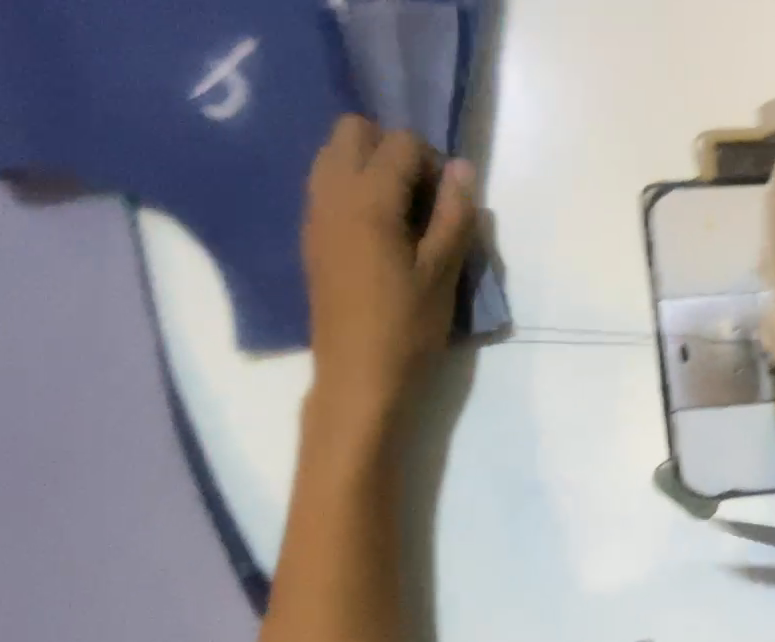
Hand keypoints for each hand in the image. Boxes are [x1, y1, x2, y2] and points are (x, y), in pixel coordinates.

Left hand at [302, 115, 476, 421]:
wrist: (359, 378)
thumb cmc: (408, 328)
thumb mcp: (443, 274)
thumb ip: (454, 216)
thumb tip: (462, 169)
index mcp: (368, 198)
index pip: (400, 142)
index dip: (432, 162)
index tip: (450, 203)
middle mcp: (332, 193)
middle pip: (354, 131)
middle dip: (392, 151)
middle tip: (423, 198)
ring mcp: (315, 215)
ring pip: (334, 156)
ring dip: (370, 169)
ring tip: (404, 218)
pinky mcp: (312, 238)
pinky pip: (327, 187)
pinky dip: (354, 192)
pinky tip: (382, 237)